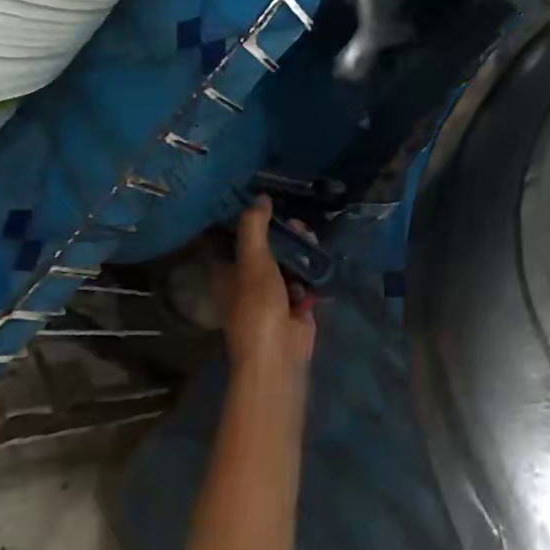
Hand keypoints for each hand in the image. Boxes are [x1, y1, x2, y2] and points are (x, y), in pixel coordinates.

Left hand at [216, 196, 316, 371]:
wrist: (279, 353)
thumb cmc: (257, 306)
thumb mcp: (253, 261)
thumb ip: (255, 227)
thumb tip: (261, 196)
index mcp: (229, 273)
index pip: (235, 241)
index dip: (250, 223)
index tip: (268, 206)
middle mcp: (249, 282)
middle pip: (267, 250)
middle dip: (284, 236)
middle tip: (300, 225)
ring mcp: (274, 295)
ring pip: (288, 264)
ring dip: (301, 252)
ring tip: (313, 240)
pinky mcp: (297, 306)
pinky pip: (305, 282)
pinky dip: (312, 274)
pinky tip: (320, 260)